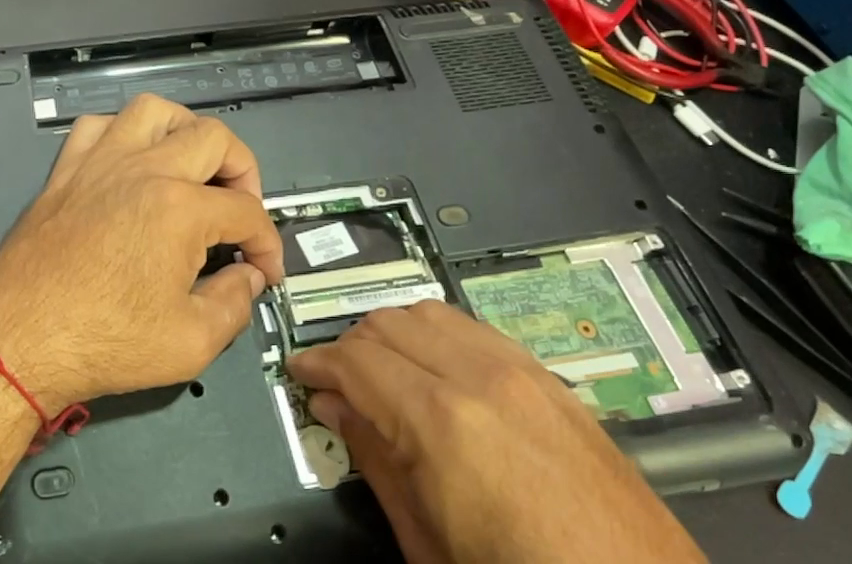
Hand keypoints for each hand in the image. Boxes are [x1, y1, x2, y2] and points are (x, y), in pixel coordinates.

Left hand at [0, 94, 284, 409]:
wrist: (18, 339)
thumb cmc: (103, 342)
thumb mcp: (190, 342)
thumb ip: (234, 304)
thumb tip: (247, 277)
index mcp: (179, 208)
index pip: (247, 211)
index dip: (267, 243)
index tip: (264, 271)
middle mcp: (142, 169)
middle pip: (212, 138)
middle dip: (243, 171)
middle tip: (241, 210)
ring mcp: (99, 163)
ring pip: (153, 110)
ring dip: (184, 131)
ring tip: (193, 167)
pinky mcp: (65, 171)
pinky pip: (97, 126)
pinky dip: (122, 132)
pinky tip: (130, 162)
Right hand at [287, 300, 706, 563]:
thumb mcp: (427, 539)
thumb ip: (374, 461)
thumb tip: (336, 409)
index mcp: (442, 421)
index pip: (354, 358)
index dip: (316, 363)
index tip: (300, 373)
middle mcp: (481, 379)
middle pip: (386, 324)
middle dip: (349, 347)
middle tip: (335, 384)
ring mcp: (522, 373)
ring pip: (427, 312)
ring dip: (392, 334)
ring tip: (379, 372)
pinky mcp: (551, 380)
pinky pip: (474, 328)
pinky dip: (437, 335)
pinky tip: (432, 368)